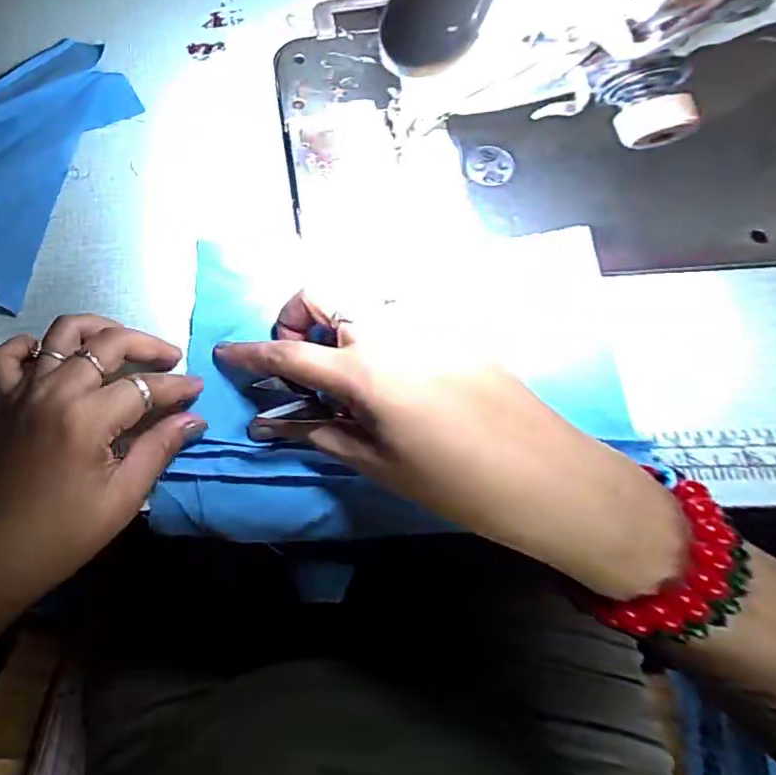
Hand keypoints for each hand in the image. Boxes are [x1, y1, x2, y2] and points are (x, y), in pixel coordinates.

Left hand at [0, 315, 205, 644]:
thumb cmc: (63, 535)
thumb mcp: (122, 499)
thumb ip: (158, 448)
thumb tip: (193, 418)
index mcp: (85, 418)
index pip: (143, 386)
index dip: (176, 386)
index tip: (197, 388)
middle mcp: (54, 391)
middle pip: (107, 343)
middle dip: (146, 345)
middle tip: (170, 358)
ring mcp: (24, 391)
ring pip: (61, 332)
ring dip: (97, 328)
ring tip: (121, 342)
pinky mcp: (3, 400)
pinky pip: (10, 355)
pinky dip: (32, 346)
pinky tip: (54, 357)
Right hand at [217, 293, 685, 599]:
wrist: (548, 475)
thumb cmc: (456, 482)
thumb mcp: (379, 463)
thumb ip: (319, 433)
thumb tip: (268, 425)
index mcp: (364, 370)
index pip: (288, 353)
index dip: (251, 354)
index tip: (227, 353)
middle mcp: (388, 329)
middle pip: (319, 292)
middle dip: (294, 318)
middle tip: (303, 362)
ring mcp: (423, 320)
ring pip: (358, 296)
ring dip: (334, 322)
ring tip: (345, 372)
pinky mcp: (451, 324)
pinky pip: (395, 312)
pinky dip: (372, 330)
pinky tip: (390, 372)